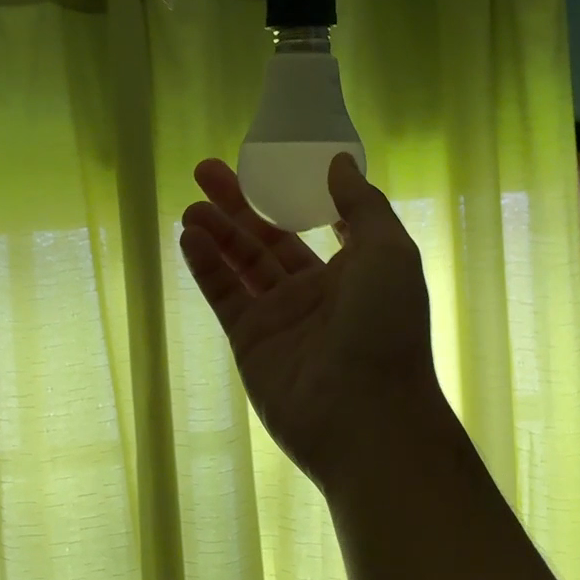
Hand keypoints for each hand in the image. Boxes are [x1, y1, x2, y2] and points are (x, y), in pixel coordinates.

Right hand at [178, 154, 445, 487]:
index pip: (314, 221)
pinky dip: (206, 266)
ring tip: (191, 206)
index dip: (288, 192)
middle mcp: (314, 290)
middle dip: (239, 204)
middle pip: (268, 236)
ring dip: (217, 232)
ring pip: (241, 264)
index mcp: (353, 269)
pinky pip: (225, 295)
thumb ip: (362, 205)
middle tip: (206, 171)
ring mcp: (280, 316)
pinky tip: (189, 238)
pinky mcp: (250, 341)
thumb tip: (337, 163)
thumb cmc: (386, 327)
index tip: (262, 163)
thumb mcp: (389, 252)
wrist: (366, 416)